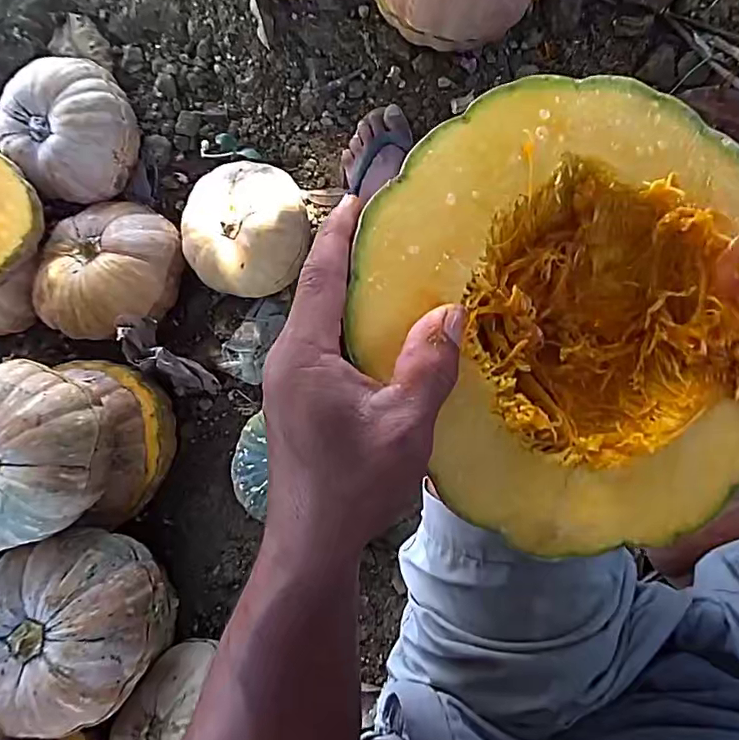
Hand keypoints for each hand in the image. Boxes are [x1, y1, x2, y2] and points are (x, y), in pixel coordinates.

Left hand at [262, 194, 463, 547]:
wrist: (312, 541)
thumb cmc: (354, 485)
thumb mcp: (403, 426)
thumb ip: (428, 367)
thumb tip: (450, 313)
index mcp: (305, 354)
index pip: (321, 277)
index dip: (337, 234)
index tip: (355, 198)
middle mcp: (288, 359)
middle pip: (316, 292)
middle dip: (344, 255)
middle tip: (383, 230)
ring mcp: (289, 381)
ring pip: (319, 320)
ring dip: (347, 292)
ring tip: (386, 272)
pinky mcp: (299, 400)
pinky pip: (324, 345)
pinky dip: (349, 324)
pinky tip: (378, 333)